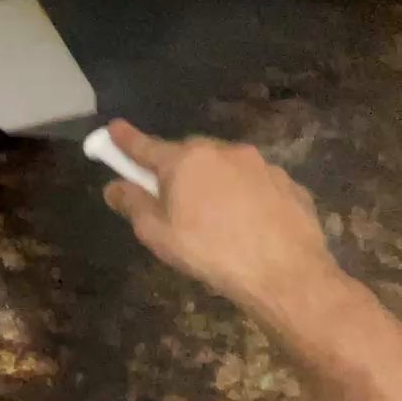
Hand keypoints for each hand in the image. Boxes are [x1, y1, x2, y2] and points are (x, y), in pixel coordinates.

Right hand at [101, 119, 341, 313]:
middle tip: (167, 196)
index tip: (113, 128)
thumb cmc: (208, 250)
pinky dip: (240, 193)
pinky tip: (243, 221)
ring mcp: (260, 165)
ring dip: (209, 180)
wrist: (286, 272)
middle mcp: (223, 152)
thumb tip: (114, 186)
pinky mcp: (288, 183)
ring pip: (222, 166)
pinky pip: (252, 181)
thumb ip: (132, 204)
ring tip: (210, 216)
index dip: (125, 139)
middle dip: (174, 167)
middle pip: (187, 153)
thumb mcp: (155, 232)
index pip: (145, 146)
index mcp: (185, 161)